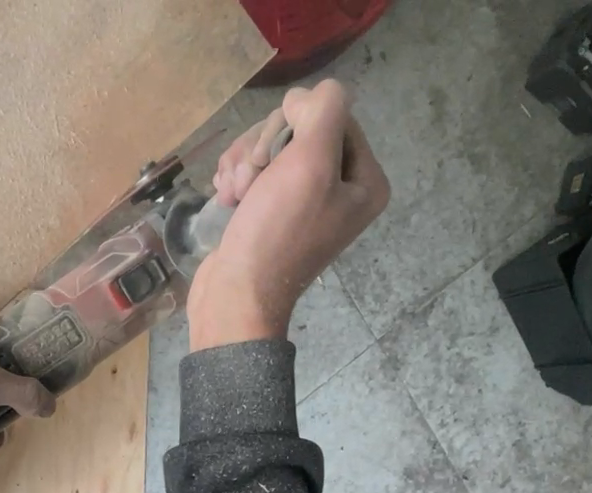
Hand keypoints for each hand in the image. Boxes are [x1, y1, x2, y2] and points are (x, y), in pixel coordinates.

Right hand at [188, 79, 390, 351]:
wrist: (235, 295)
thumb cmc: (276, 233)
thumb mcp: (310, 163)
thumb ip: (323, 111)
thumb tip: (305, 98)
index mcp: (366, 182)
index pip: (334, 117)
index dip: (295, 124)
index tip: (270, 156)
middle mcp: (340, 191)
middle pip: (300, 132)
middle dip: (264, 148)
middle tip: (248, 178)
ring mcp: (303, 204)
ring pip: (272, 149)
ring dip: (245, 163)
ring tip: (232, 192)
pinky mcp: (270, 214)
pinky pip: (255, 172)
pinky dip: (236, 179)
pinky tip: (225, 197)